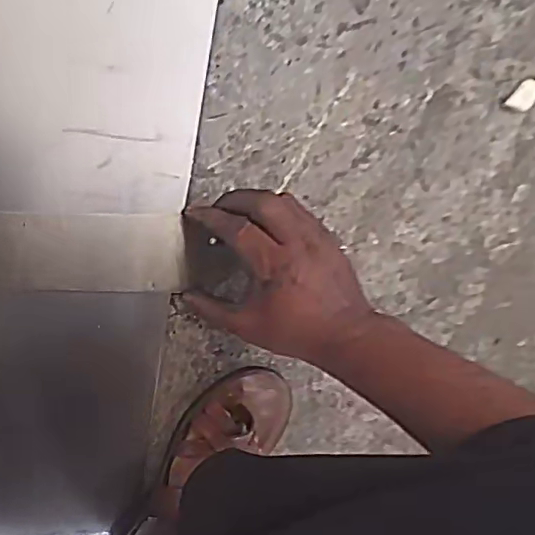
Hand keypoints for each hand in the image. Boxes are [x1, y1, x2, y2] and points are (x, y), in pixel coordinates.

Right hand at [183, 190, 380, 362]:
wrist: (345, 334)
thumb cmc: (300, 331)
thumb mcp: (246, 325)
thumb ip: (211, 309)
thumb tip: (189, 297)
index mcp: (275, 264)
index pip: (238, 227)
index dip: (211, 217)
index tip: (196, 214)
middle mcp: (298, 243)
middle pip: (262, 201)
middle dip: (232, 199)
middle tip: (215, 208)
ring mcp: (316, 238)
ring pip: (283, 200)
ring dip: (255, 200)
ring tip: (238, 212)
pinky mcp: (326, 239)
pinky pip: (299, 211)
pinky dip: (276, 208)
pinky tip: (266, 223)